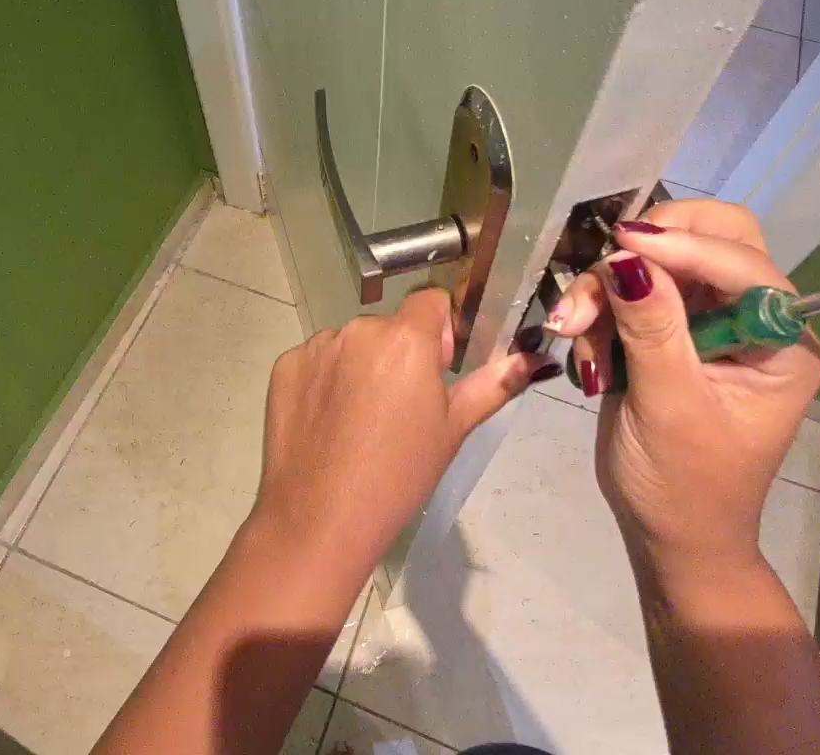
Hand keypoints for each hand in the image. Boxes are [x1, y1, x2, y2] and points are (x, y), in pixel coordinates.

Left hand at [255, 288, 554, 572]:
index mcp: (406, 338)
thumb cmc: (399, 475)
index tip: (436, 373)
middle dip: (399, 354)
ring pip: (351, 344)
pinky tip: (327, 424)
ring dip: (360, 366)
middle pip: (389, 327)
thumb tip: (534, 357)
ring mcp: (317, 346)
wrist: (320, 519)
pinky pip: (316, 361)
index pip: (431, 301)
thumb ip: (494, 384)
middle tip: (399, 409)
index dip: (440, 332)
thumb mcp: (454, 430)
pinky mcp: (285, 366)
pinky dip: (325, 381)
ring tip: (359, 423)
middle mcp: (359, 329)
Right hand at [547, 200, 819, 571]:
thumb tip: (625, 259)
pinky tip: (584, 346)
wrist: (665, 532)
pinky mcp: (669, 330)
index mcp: (781, 344)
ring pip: (661, 261)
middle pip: (711, 240)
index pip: (744, 266)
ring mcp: (709, 321)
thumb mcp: (668, 408)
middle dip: (651, 250)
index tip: (622, 243)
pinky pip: (632, 290)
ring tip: (572, 328)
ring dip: (609, 287)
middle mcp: (751, 320)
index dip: (685, 247)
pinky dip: (601, 308)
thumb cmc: (683, 485)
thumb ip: (652, 330)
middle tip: (604, 268)